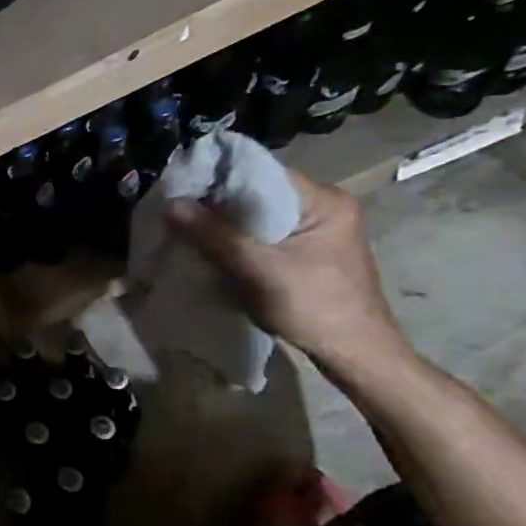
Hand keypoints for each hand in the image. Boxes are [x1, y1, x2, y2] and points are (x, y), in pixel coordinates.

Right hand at [166, 167, 405, 370]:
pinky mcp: (306, 251)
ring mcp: (315, 231)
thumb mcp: (258, 269)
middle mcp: (323, 207)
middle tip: (176, 211)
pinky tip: (212, 249)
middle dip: (217, 203)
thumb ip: (215, 235)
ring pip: (257, 216)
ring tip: (187, 229)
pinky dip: (236, 239)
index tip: (180, 188)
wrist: (354, 353)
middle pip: (258, 193)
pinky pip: (262, 234)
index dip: (219, 177)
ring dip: (224, 224)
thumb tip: (171, 205)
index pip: (262, 173)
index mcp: (324, 201)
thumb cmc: (313, 306)